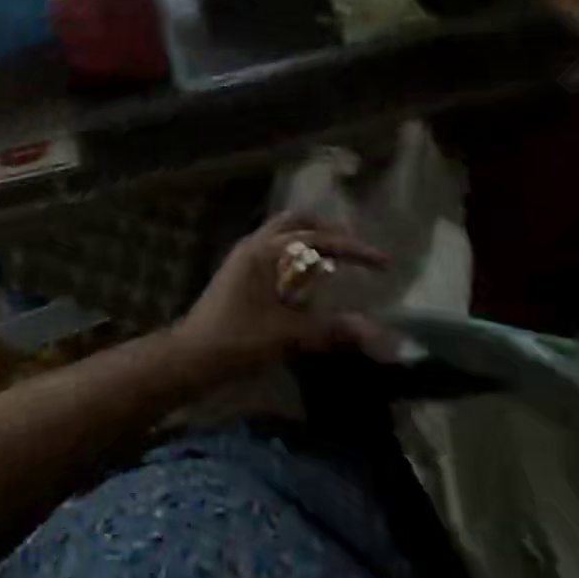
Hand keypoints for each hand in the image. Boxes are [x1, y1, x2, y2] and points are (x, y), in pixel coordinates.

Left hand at [174, 213, 389, 372]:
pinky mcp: (239, 274)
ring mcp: (243, 258)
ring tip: (339, 263)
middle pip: (296, 222)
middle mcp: (253, 246)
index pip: (317, 239)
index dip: (354, 249)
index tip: (385, 263)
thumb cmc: (238, 339)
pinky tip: (310, 281)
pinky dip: (296, 258)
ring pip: (282, 235)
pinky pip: (274, 252)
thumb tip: (383, 335)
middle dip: (329, 232)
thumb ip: (335, 330)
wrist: (193, 354)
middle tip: (357, 252)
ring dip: (311, 243)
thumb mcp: (289, 335)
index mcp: (264, 251)